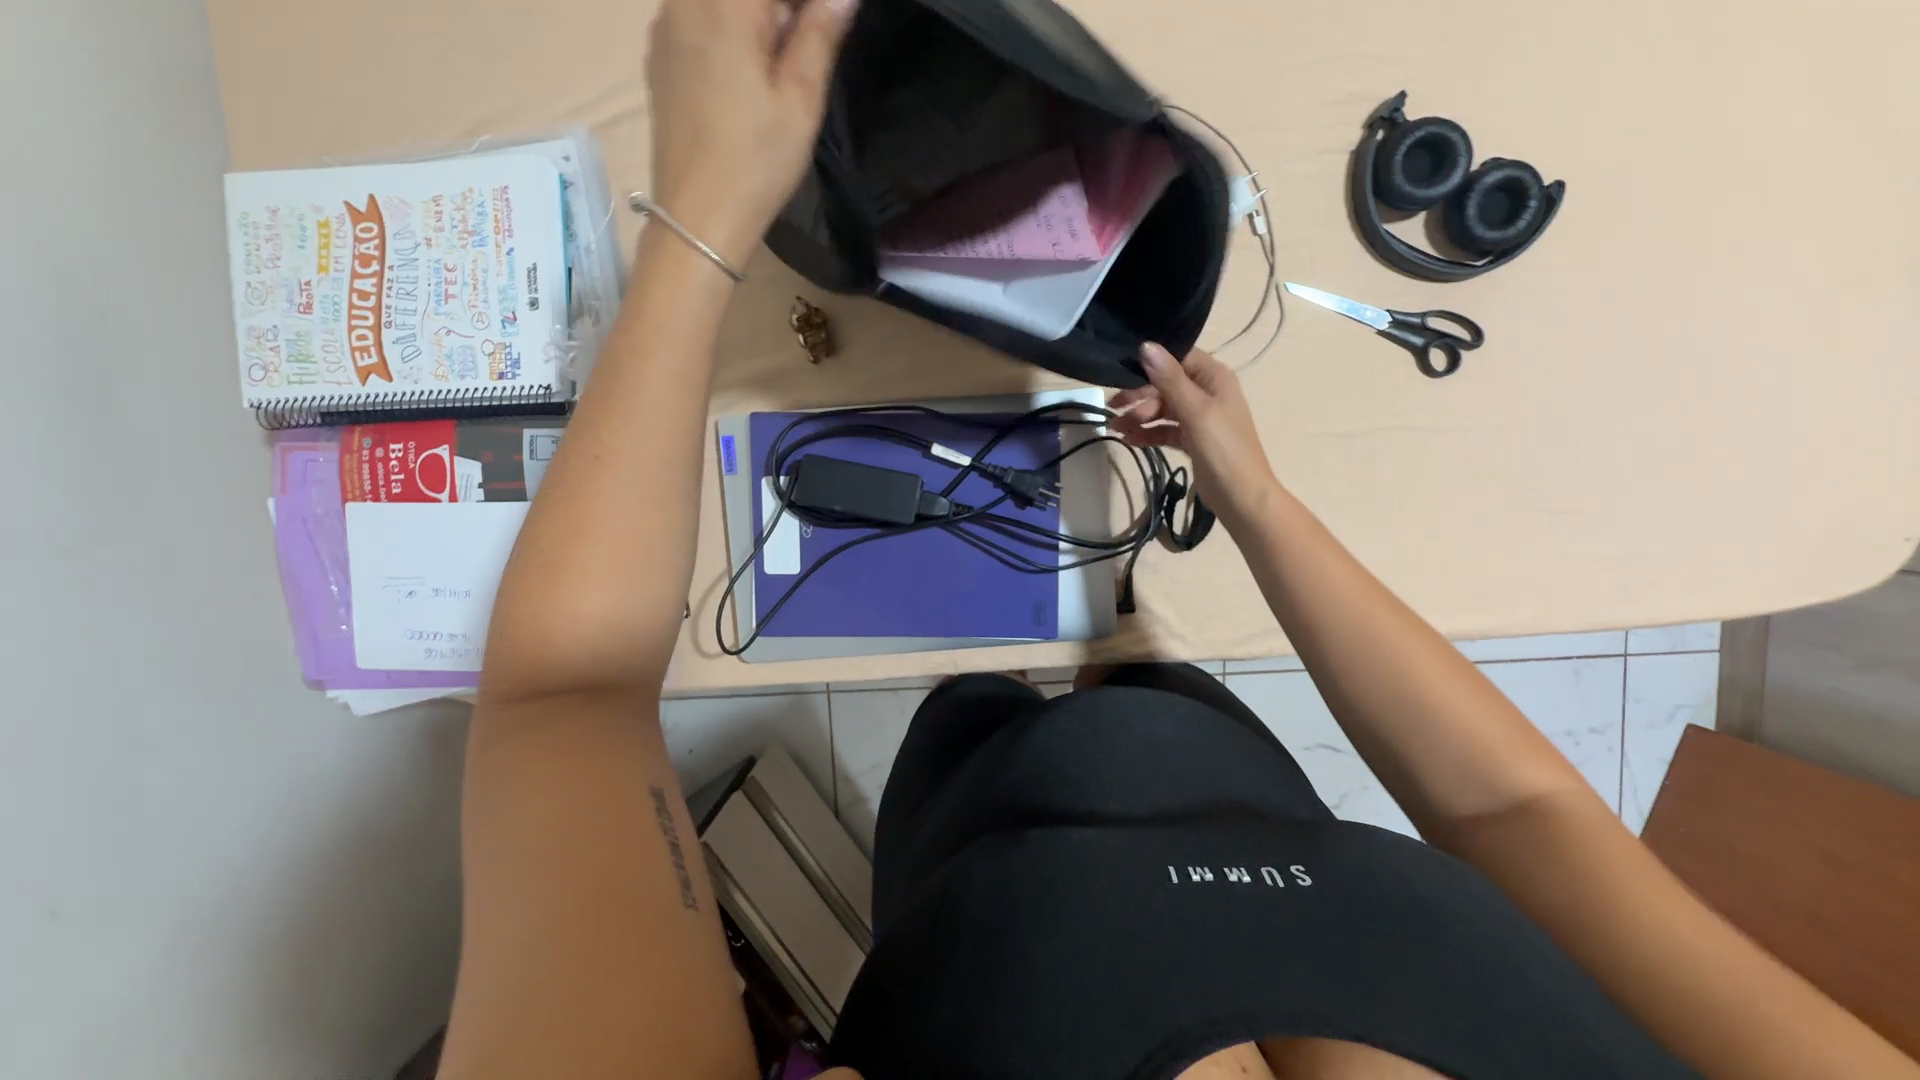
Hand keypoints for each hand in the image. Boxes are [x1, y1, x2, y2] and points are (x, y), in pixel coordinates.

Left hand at [645, 0, 857, 266]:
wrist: (697, 217)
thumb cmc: (756, 161)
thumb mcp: (801, 98)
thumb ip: (820, 34)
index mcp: (723, 5)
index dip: (808, 6)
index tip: (828, 24)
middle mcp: (684, 2)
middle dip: (783, 12)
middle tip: (811, 42)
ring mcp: (664, 28)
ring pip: (720, 3)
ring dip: (757, 20)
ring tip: (783, 60)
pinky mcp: (659, 57)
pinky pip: (698, 17)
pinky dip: (730, 29)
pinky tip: (750, 71)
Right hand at [1111, 343, 1279, 529]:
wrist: (1241, 497)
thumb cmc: (1223, 449)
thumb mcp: (1196, 411)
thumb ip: (1170, 379)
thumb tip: (1145, 346)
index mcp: (1214, 378)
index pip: (1178, 358)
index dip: (1152, 364)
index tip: (1124, 373)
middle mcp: (1207, 392)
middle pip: (1166, 384)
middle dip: (1141, 396)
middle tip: (1116, 409)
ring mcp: (1200, 417)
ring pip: (1163, 408)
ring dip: (1140, 416)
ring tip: (1118, 429)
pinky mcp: (1192, 440)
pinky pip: (1165, 429)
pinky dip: (1149, 433)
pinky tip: (1130, 440)